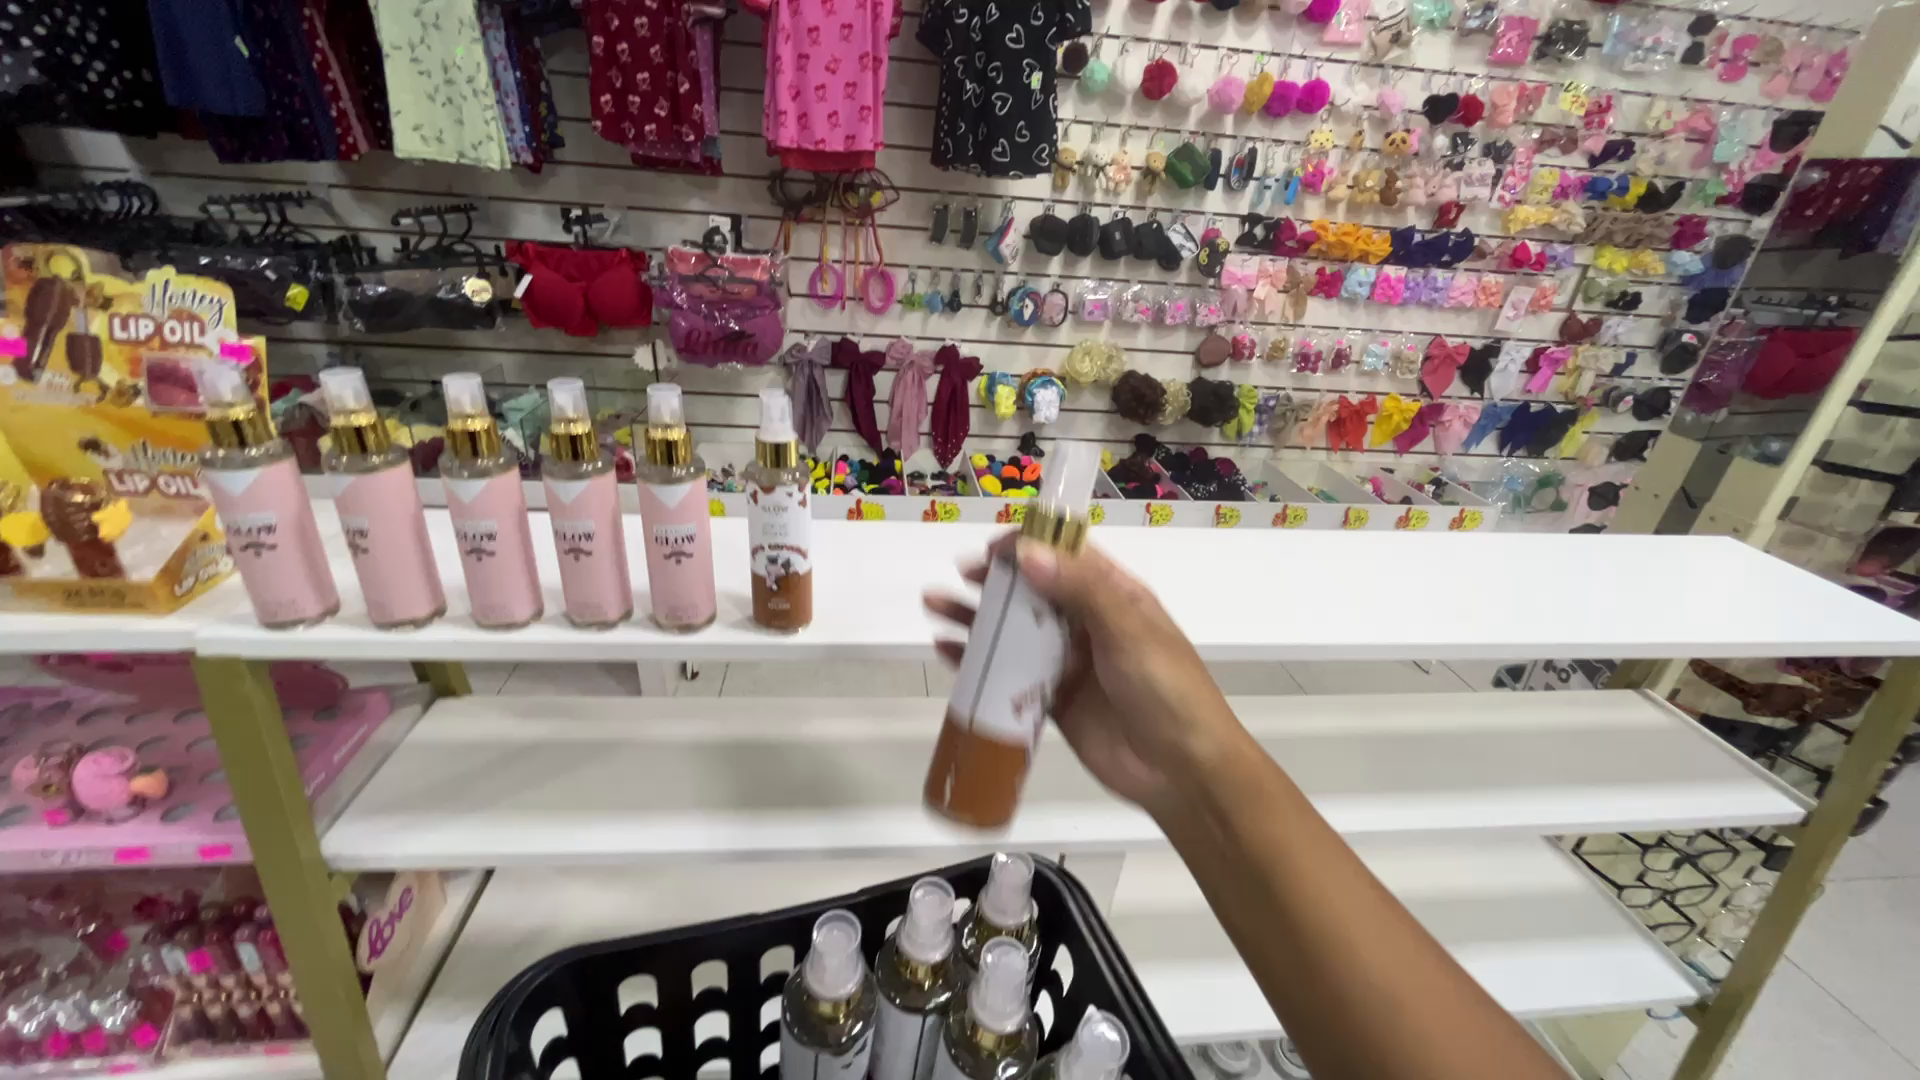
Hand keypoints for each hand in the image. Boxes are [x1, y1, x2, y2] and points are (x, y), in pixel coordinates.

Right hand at [924, 536, 1243, 816]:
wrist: (1181, 771)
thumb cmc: (1165, 690)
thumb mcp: (1128, 630)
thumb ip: (1080, 590)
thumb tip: (1026, 552)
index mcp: (1114, 595)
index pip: (1066, 555)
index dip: (1029, 545)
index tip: (993, 550)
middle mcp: (1088, 622)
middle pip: (1033, 590)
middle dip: (995, 579)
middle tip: (962, 575)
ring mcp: (1068, 661)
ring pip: (1014, 629)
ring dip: (976, 616)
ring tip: (935, 605)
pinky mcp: (1052, 699)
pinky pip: (1009, 673)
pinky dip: (977, 661)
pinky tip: (947, 651)